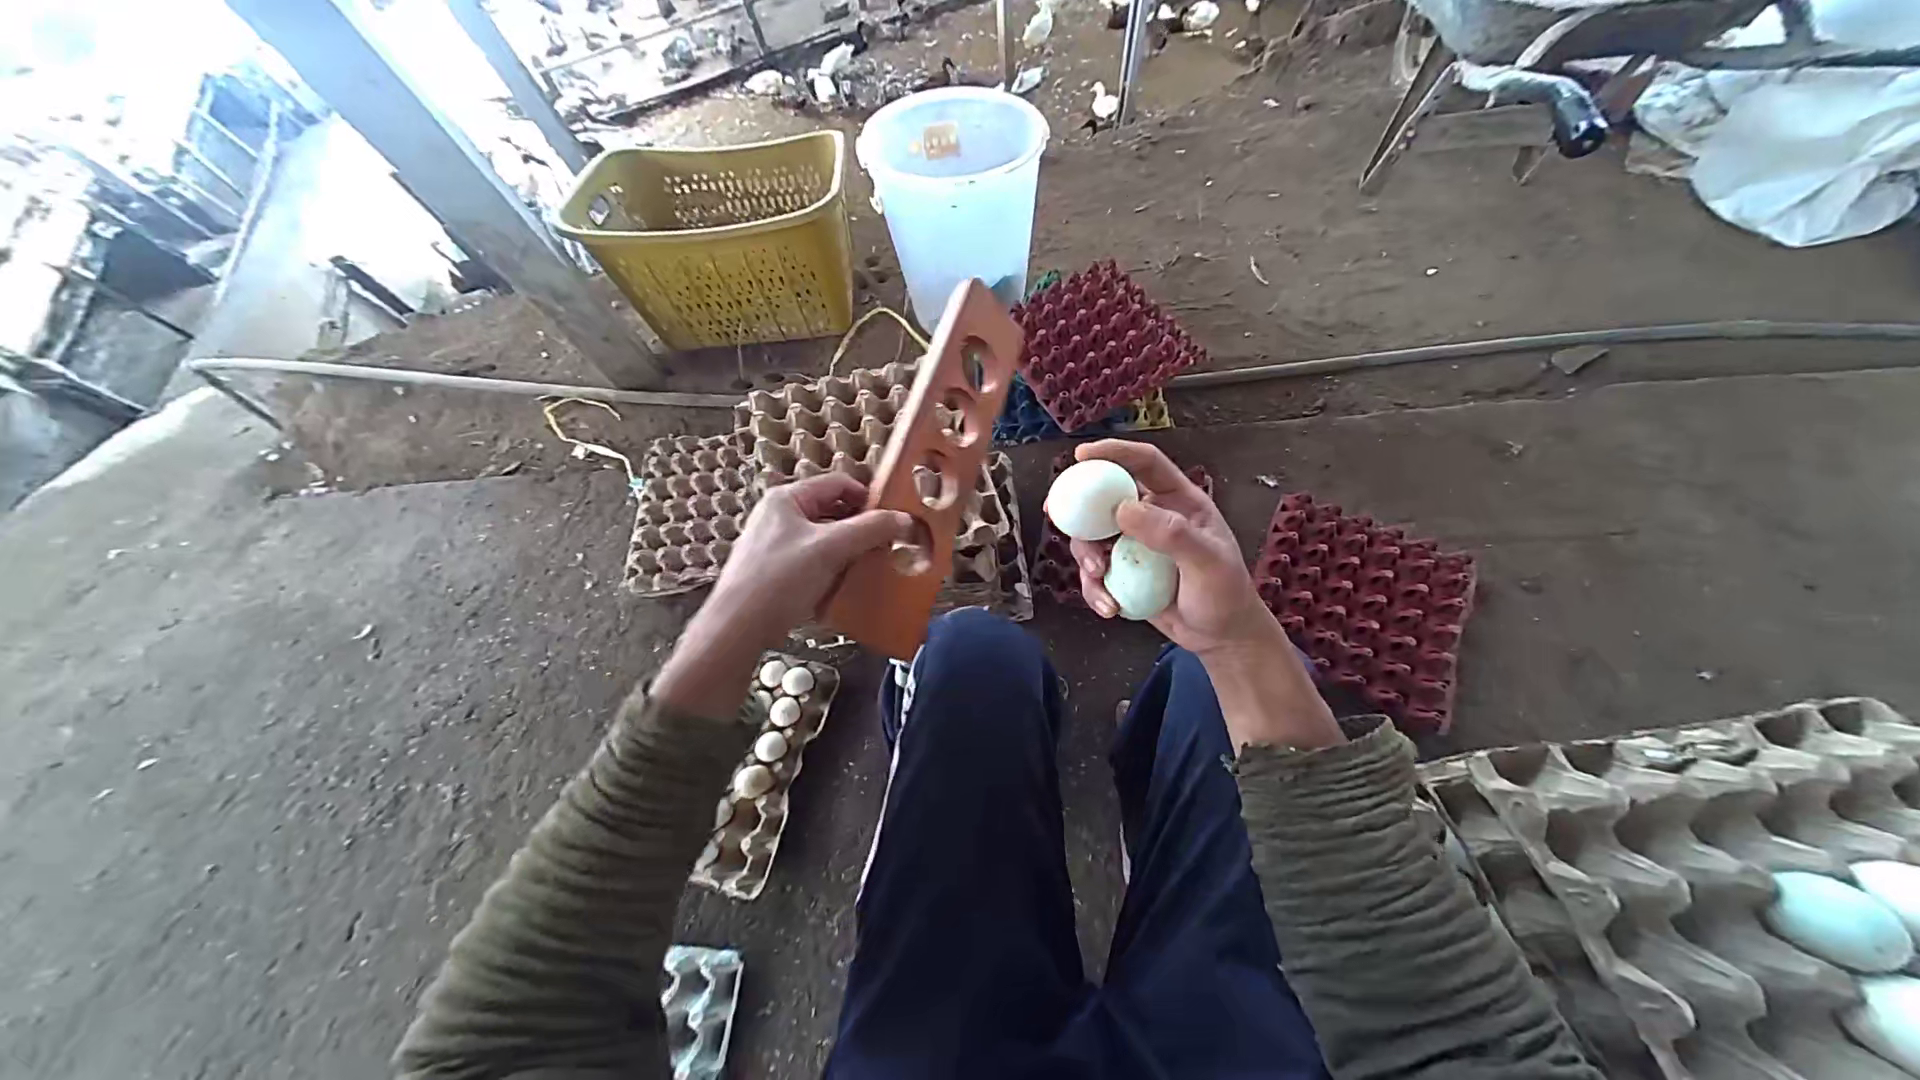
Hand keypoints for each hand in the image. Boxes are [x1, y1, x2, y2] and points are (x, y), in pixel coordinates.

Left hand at [654, 474, 908, 716]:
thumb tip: (902, 519)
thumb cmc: (775, 582)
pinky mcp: (778, 571)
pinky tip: (845, 584)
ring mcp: (777, 544)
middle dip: (861, 527)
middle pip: (833, 511)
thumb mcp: (831, 549)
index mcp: (787, 499)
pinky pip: (815, 561)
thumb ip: (870, 529)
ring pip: (825, 538)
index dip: (868, 497)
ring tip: (869, 564)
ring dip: (849, 550)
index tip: (891, 515)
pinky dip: (834, 568)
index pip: (838, 484)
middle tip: (885, 542)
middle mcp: (780, 517)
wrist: (738, 628)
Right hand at [1066, 440, 1341, 750]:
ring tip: (1098, 578)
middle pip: (1104, 498)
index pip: (1145, 463)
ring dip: (1086, 557)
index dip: (1114, 452)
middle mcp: (1151, 517)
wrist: (1219, 637)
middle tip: (1056, 513)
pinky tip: (1109, 608)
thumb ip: (1171, 534)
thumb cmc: (1225, 595)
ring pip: (1091, 537)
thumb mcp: (1208, 563)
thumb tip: (1122, 508)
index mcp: (1178, 501)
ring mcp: (1133, 545)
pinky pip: (1093, 572)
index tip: (1083, 454)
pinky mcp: (1121, 572)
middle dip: (1078, 508)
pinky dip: (1094, 589)